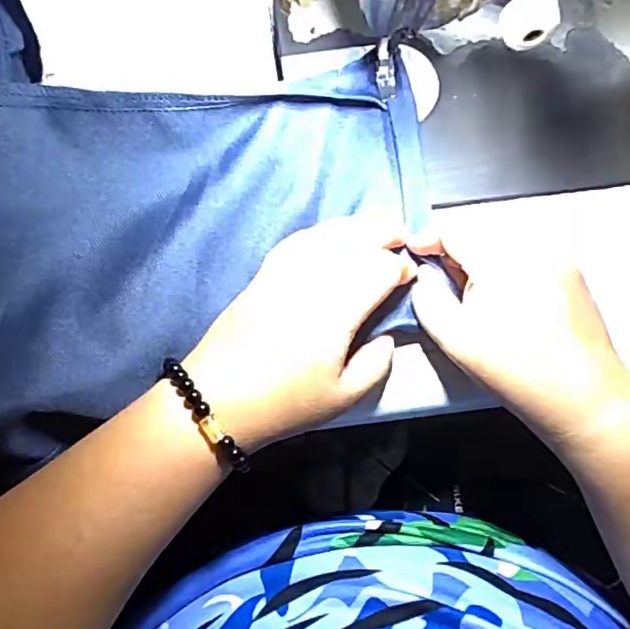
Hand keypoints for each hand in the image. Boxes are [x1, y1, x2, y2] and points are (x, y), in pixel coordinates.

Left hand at [181, 215, 414, 450]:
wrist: (219, 397)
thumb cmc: (285, 401)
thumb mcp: (345, 396)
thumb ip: (377, 363)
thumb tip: (387, 335)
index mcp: (337, 308)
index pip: (380, 268)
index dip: (402, 268)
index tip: (410, 278)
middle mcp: (312, 278)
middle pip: (356, 239)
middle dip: (385, 233)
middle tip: (404, 237)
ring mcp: (284, 270)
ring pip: (328, 232)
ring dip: (357, 227)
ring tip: (377, 228)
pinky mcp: (265, 272)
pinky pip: (300, 239)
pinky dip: (323, 231)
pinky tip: (333, 235)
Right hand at [409, 228, 629, 449]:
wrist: (582, 395)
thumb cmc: (522, 373)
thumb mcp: (455, 339)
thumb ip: (427, 299)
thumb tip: (423, 277)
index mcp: (502, 259)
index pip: (454, 230)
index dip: (428, 240)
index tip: (416, 253)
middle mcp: (534, 249)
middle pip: (480, 235)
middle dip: (457, 256)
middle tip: (446, 290)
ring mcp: (558, 259)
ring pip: (504, 248)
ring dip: (484, 266)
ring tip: (481, 308)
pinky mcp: (571, 275)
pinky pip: (528, 262)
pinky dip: (510, 275)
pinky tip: (510, 311)